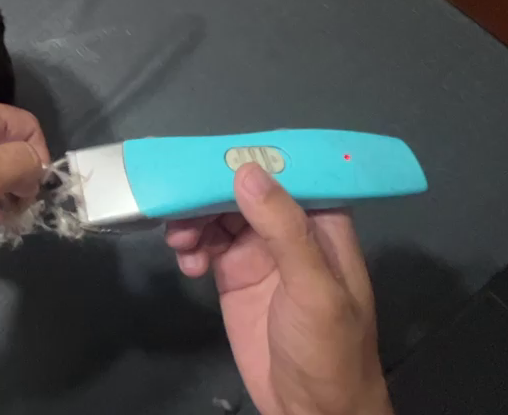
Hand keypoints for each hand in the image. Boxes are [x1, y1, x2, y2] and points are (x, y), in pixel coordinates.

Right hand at [166, 166, 391, 414]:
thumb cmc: (329, 351)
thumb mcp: (313, 290)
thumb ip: (283, 229)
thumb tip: (245, 170)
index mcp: (318, 224)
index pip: (283, 172)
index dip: (247, 158)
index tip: (208, 155)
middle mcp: (286, 229)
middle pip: (238, 189)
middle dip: (204, 193)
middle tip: (178, 206)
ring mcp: (256, 250)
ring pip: (213, 212)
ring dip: (191, 220)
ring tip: (181, 244)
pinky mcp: (230, 271)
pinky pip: (202, 241)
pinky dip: (188, 246)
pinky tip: (188, 266)